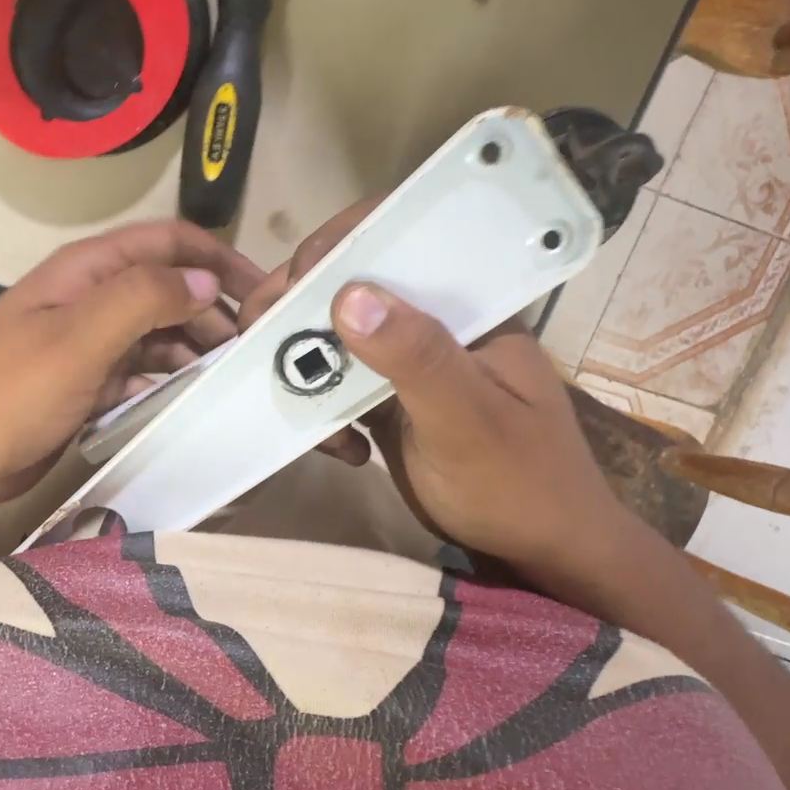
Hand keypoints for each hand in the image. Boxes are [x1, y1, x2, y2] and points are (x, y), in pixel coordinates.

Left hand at [0, 220, 267, 507]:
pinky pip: (136, 374)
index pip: (165, 242)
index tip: (262, 292)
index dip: (216, 257)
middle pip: (165, 288)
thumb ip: (144, 298)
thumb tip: (204, 279)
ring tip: (228, 376)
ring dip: (191, 349)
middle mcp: (88, 299)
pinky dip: (164, 381)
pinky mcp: (83, 386)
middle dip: (210, 310)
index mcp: (84, 270)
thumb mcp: (80, 336)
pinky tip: (187, 399)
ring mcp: (85, 345)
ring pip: (154, 334)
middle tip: (251, 349)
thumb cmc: (13, 392)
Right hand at [255, 197, 636, 575]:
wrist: (537, 550)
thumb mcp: (469, 420)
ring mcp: (407, 362)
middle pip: (353, 286)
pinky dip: (319, 410)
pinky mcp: (387, 401)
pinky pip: (336, 386)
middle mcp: (434, 321)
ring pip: (336, 337)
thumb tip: (347, 296)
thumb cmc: (518, 483)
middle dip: (298, 308)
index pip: (402, 239)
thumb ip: (416, 357)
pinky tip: (336, 450)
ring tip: (280, 398)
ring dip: (301, 365)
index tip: (294, 281)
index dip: (341, 244)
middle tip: (251, 336)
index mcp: (469, 304)